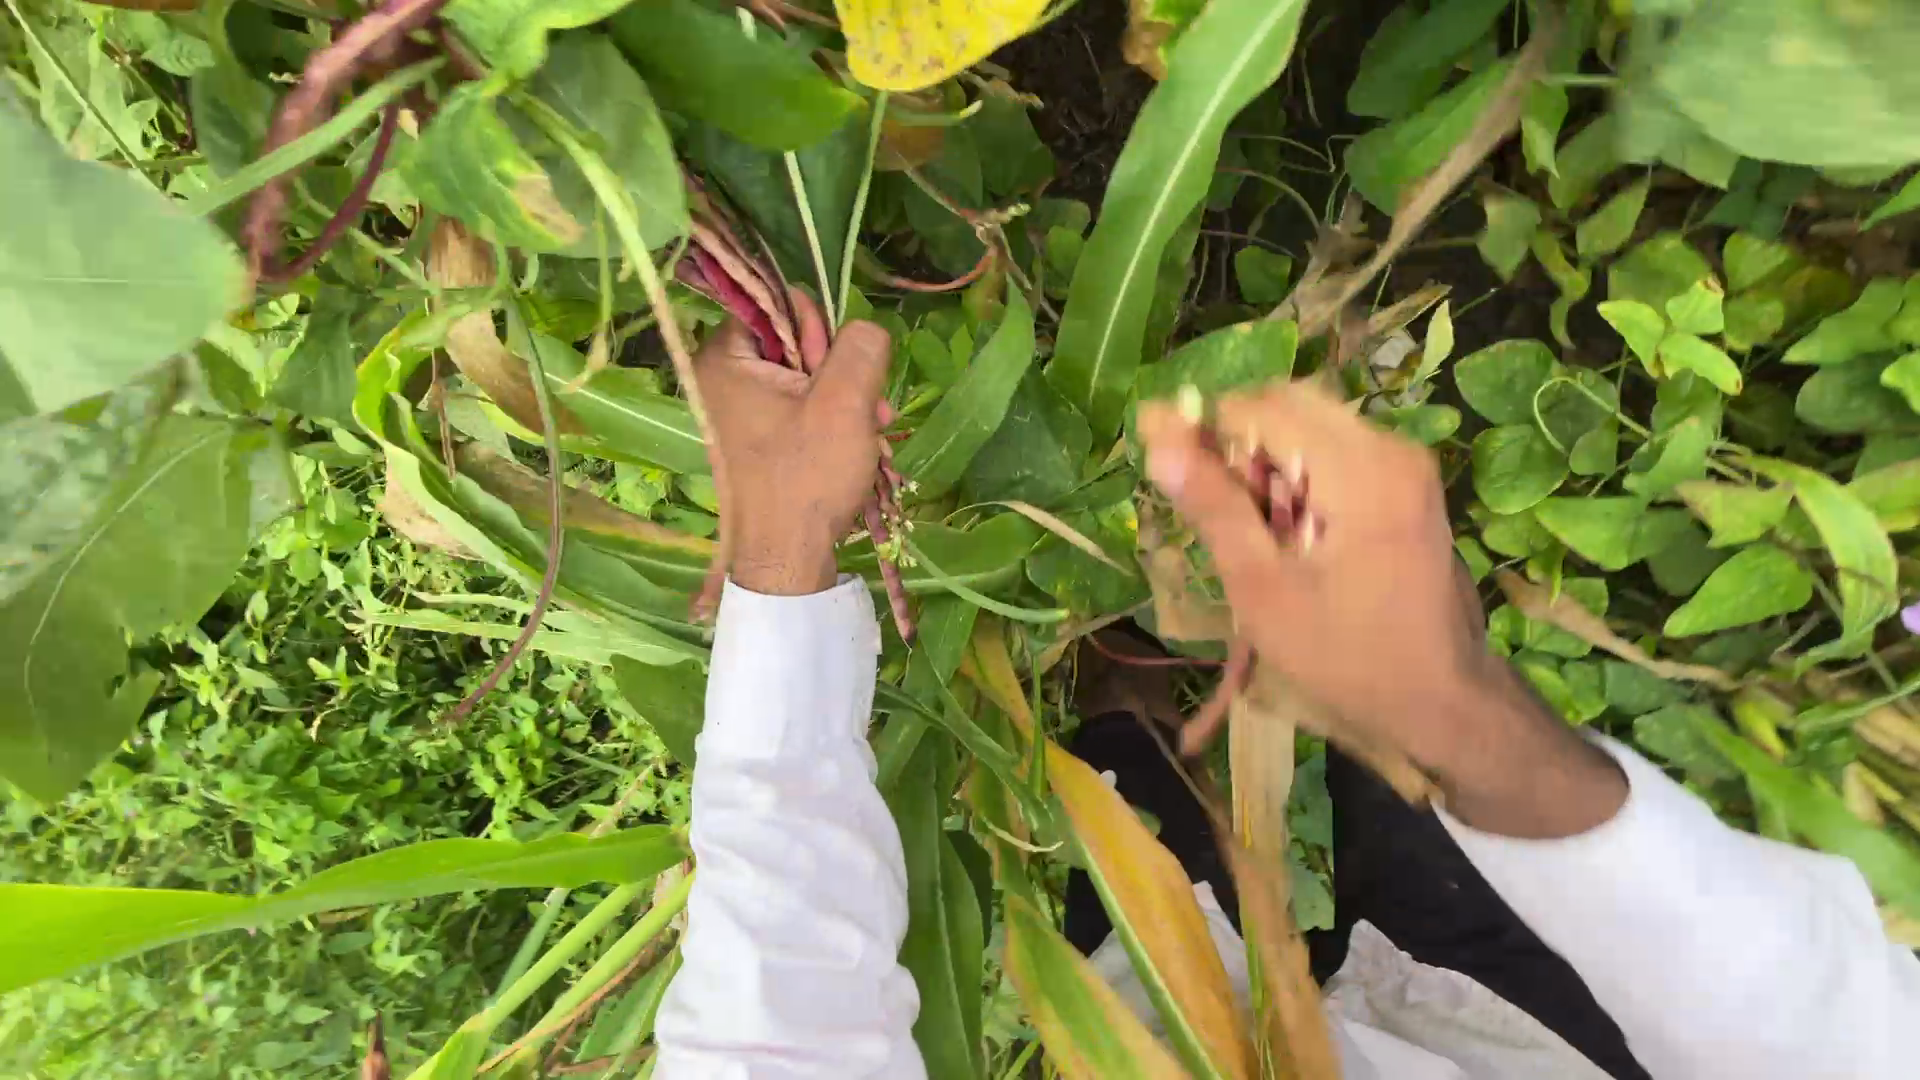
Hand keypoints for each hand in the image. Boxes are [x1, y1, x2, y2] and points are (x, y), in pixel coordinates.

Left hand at [696, 314, 890, 595]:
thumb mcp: (844, 402)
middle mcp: (721, 379)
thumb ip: (860, 347)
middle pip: (794, 343)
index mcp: (724, 357)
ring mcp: (738, 413)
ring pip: (805, 379)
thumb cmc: (807, 477)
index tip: (832, 374)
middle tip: (868, 408)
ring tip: (871, 431)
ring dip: (845, 400)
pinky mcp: (756, 440)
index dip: (817, 331)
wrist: (788, 558)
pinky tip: (857, 444)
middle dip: (839, 372)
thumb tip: (867, 329)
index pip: (776, 306)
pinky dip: (832, 422)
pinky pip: (800, 410)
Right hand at [1138, 381, 1625, 837]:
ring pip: (1308, 423)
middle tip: (1216, 507)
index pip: (1259, 407)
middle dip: (1236, 443)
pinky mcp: (1406, 482)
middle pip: (1286, 404)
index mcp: (1358, 469)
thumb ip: (1213, 506)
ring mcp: (1404, 463)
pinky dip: (1295, 473)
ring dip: (1264, 460)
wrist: (1442, 699)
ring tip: (1255, 529)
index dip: (1201, 427)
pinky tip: (1288, 529)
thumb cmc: (1343, 653)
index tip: (1167, 466)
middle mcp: (1389, 447)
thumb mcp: (1262, 587)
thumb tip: (1156, 440)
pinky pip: (1333, 448)